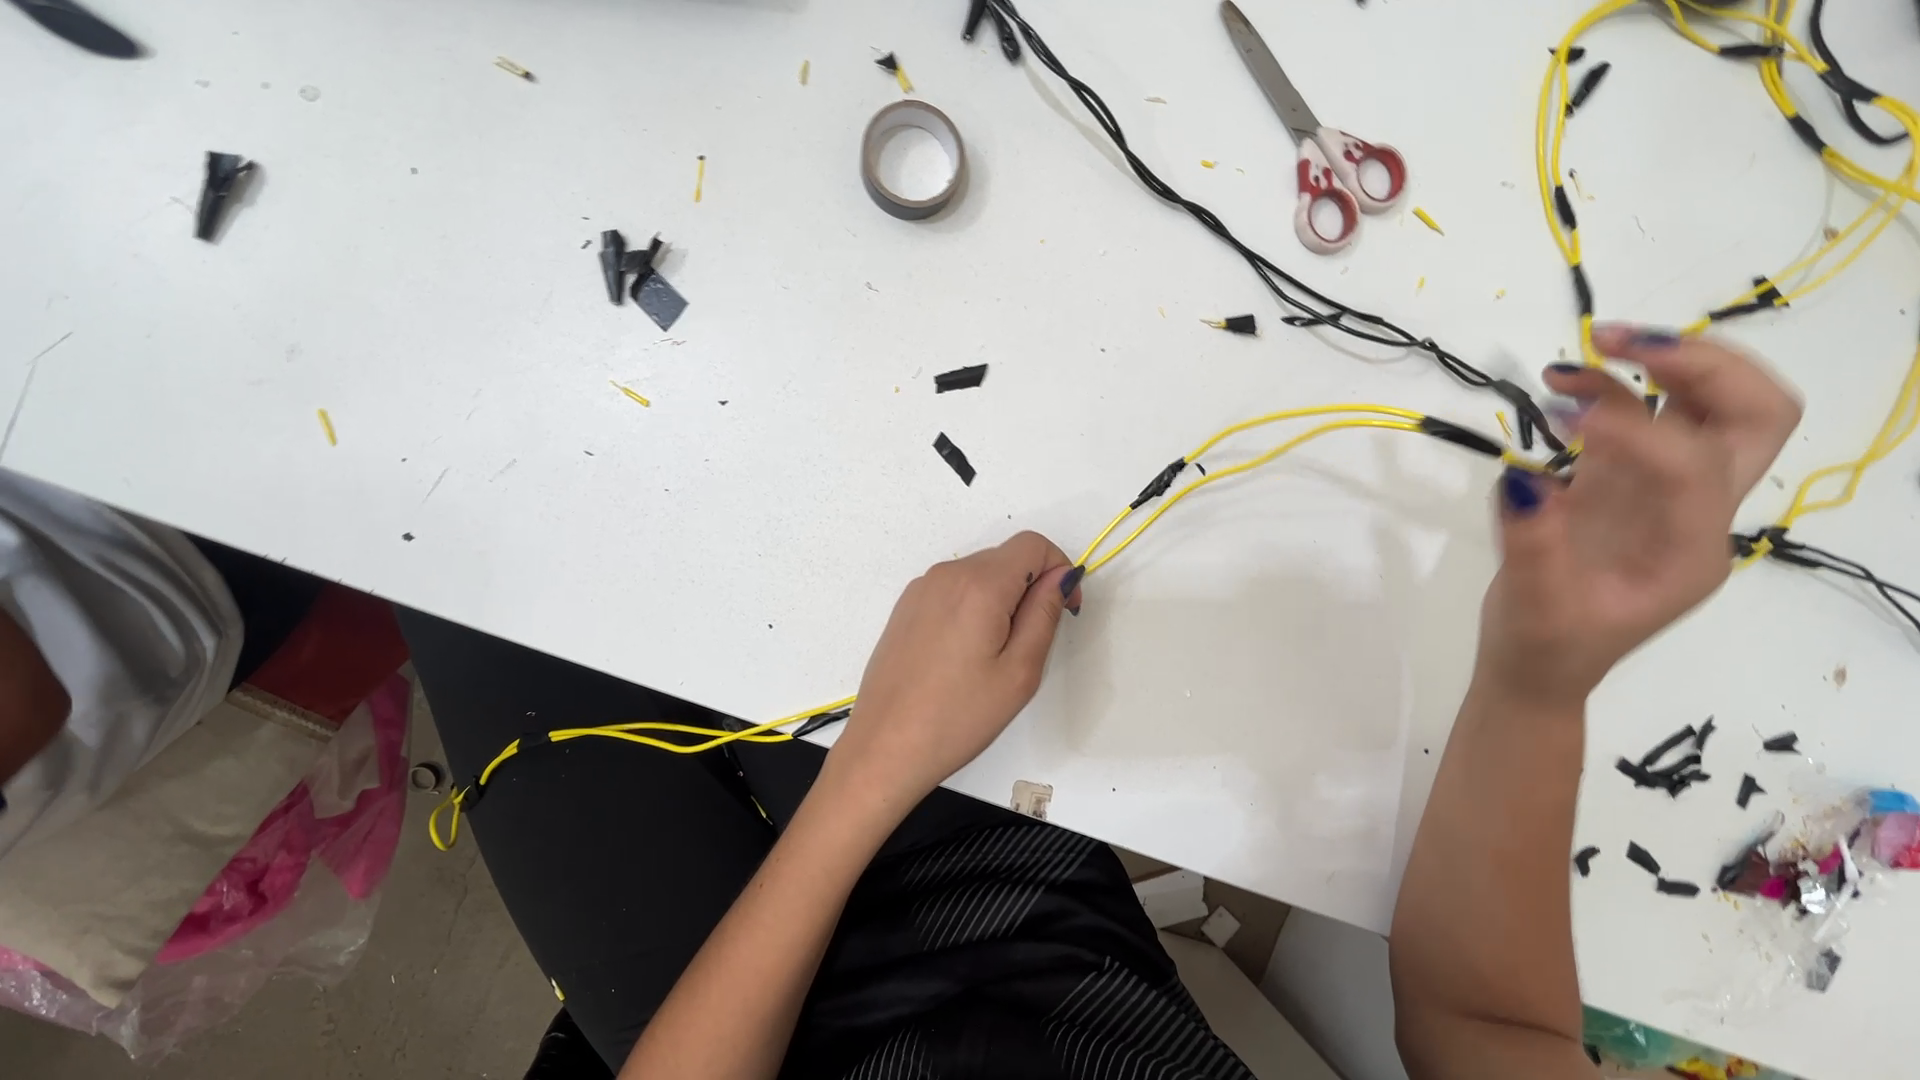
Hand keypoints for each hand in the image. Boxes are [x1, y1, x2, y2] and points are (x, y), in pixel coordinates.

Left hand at [826, 531, 1082, 806]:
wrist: (885, 748)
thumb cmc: (957, 717)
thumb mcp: (1019, 671)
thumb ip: (1044, 614)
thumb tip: (1061, 576)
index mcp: (978, 585)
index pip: (1032, 544)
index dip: (1059, 569)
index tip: (1065, 610)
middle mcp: (946, 575)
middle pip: (1005, 558)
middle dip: (1031, 588)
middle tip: (1031, 645)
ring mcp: (920, 590)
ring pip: (979, 574)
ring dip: (1001, 600)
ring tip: (995, 657)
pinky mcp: (906, 608)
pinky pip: (953, 591)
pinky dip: (973, 608)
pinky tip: (966, 656)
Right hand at [1478, 325, 1801, 707]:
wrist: (1536, 667)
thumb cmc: (1543, 647)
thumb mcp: (1536, 605)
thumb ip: (1532, 542)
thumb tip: (1520, 475)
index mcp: (1690, 549)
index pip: (1693, 463)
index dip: (1636, 430)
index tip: (1562, 419)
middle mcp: (1695, 513)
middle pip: (1752, 416)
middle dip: (1701, 365)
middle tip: (1623, 342)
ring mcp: (1659, 495)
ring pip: (1706, 408)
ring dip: (1661, 363)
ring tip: (1587, 347)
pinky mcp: (1619, 487)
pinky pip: (1637, 422)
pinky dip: (1608, 390)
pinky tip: (1558, 383)